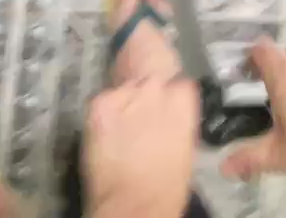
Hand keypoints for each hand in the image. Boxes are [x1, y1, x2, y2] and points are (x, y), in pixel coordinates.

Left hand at [83, 77, 199, 217]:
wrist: (133, 205)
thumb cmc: (166, 186)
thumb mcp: (185, 146)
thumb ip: (178, 119)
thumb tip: (170, 112)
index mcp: (182, 98)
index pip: (178, 82)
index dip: (170, 97)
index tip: (165, 110)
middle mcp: (155, 87)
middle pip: (151, 79)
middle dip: (147, 96)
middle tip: (141, 121)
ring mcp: (125, 93)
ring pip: (125, 89)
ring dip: (125, 104)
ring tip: (122, 131)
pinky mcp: (99, 103)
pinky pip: (103, 100)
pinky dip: (104, 114)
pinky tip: (107, 135)